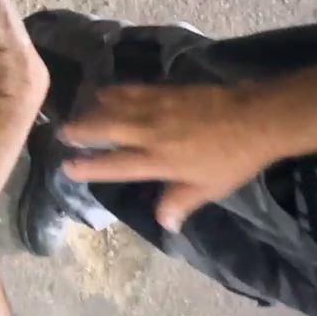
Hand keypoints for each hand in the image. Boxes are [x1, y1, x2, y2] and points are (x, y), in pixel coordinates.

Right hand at [60, 83, 296, 231]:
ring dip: (90, 111)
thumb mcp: (210, 188)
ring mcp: (152, 109)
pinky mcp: (159, 91)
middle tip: (62, 134)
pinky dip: (110, 93)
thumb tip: (163, 224)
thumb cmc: (233, 159)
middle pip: (102, 129)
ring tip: (78, 115)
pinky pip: (126, 91)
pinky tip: (103, 95)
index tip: (67, 167)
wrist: (254, 118)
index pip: (114, 165)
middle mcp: (148, 133)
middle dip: (78, 131)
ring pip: (109, 107)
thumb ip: (180, 202)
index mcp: (159, 160)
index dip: (88, 166)